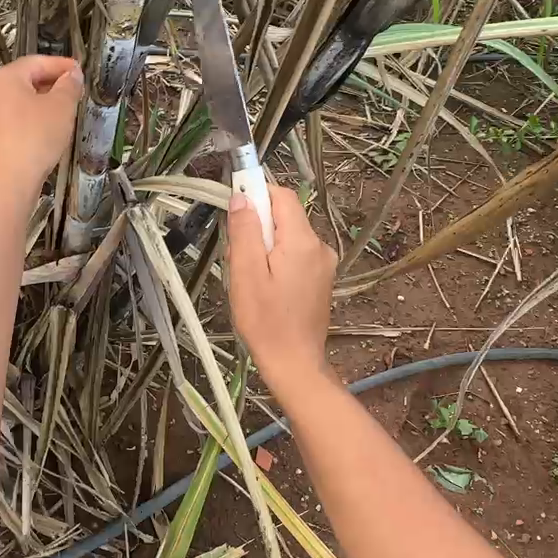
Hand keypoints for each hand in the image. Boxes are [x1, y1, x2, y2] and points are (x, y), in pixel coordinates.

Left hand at [0, 55, 83, 192]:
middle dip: (54, 84)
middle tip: (77, 91)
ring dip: (46, 104)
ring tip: (68, 111)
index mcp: (5, 78)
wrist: (10, 181)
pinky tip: (51, 131)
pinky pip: (18, 121)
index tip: (80, 71)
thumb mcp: (61, 106)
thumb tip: (72, 75)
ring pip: (23, 102)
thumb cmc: (34, 138)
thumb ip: (69, 85)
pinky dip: (36, 121)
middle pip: (27, 80)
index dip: (62, 65)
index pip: (37, 62)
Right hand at [227, 183, 337, 385]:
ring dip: (263, 247)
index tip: (233, 211)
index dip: (256, 194)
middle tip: (237, 257)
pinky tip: (263, 287)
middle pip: (284, 217)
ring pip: (287, 237)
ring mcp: (323, 264)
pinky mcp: (320, 279)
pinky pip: (294, 255)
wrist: (293, 363)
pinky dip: (275, 261)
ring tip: (249, 278)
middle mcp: (319, 247)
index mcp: (302, 241)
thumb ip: (245, 231)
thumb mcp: (246, 273)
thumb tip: (241, 197)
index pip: (282, 196)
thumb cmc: (265, 321)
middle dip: (256, 227)